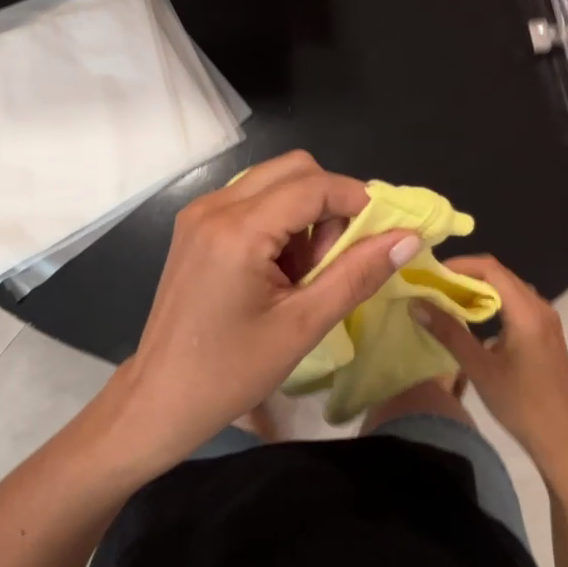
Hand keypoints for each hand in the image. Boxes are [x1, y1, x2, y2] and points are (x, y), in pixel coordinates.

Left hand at [106, 151, 422, 467]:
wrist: (161, 397)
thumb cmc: (231, 371)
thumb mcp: (303, 325)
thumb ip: (356, 274)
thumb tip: (406, 238)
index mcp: (238, 228)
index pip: (313, 185)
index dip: (357, 200)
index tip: (383, 233)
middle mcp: (214, 205)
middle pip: (293, 169)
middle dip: (329, 201)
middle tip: (338, 256)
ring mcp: (199, 212)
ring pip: (272, 181)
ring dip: (304, 211)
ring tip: (306, 271)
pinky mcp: (194, 225)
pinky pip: (250, 199)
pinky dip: (278, 219)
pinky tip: (279, 269)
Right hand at [412, 254, 567, 487]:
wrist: (565, 443)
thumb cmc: (522, 405)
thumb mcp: (479, 368)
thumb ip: (448, 332)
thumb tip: (416, 303)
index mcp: (528, 312)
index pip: (490, 269)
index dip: (459, 265)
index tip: (431, 273)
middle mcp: (541, 308)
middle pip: (500, 275)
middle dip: (465, 275)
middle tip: (432, 285)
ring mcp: (547, 322)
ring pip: (508, 290)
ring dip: (478, 289)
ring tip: (446, 299)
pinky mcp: (546, 335)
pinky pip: (516, 305)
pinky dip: (492, 303)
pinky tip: (472, 320)